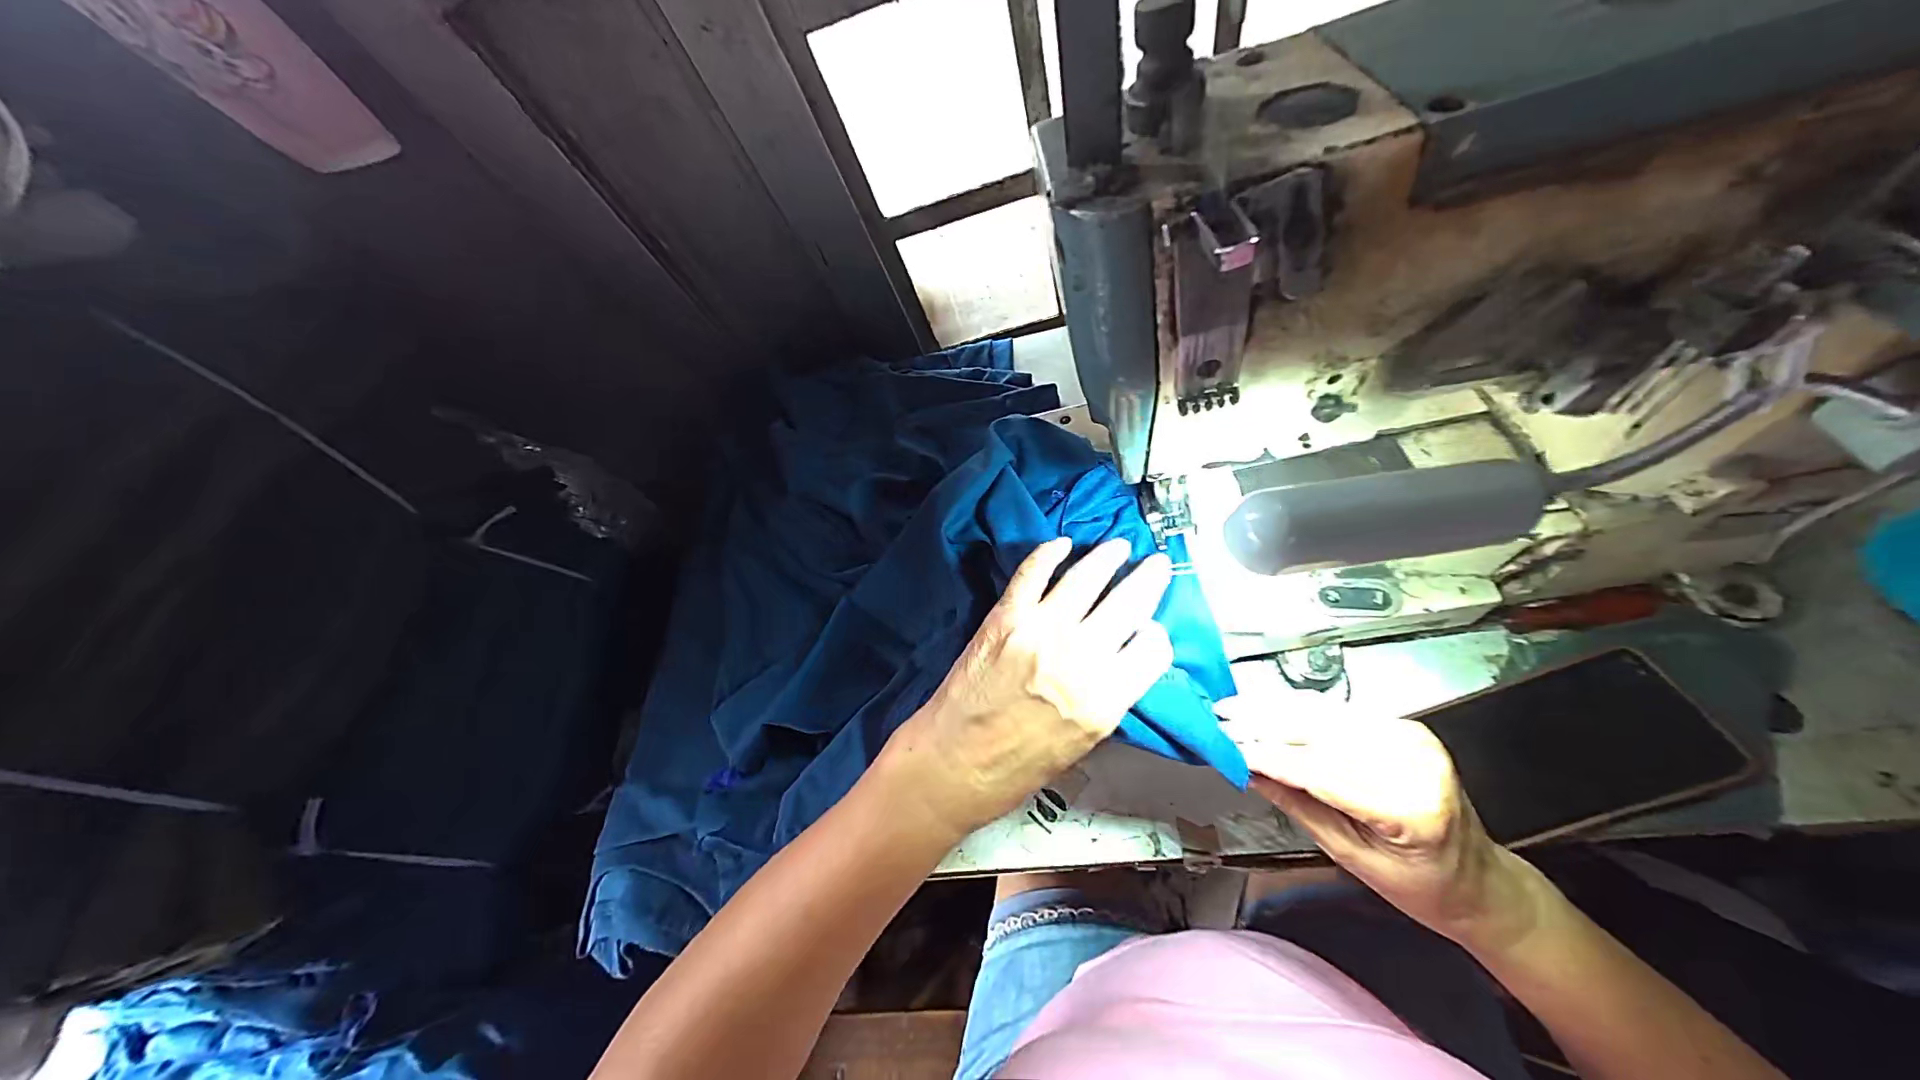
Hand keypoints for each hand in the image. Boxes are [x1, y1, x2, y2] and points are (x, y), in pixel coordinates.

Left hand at [876, 537, 1174, 841]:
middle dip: (1149, 579)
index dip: (1156, 635)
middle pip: (1128, 604)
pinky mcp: (1005, 617)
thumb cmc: (1015, 768)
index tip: (1151, 628)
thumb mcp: (1081, 744)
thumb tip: (1121, 660)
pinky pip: (1033, 572)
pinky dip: (1050, 553)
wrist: (952, 764)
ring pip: (1086, 578)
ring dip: (1107, 557)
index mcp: (1104, 701)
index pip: (1152, 649)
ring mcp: (1039, 631)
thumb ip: (1106, 698)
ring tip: (1119, 547)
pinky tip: (1063, 545)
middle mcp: (1079, 659)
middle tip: (1157, 565)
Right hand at [1220, 700, 1546, 950]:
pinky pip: (1340, 712)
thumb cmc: (1420, 884)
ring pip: (1326, 714)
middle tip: (1222, 721)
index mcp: (1410, 807)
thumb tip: (1250, 770)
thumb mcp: (1351, 856)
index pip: (1321, 771)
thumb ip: (1298, 805)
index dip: (1268, 756)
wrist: (1477, 878)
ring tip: (1235, 710)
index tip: (1229, 748)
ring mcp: (1412, 738)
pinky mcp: (1404, 725)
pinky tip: (1270, 708)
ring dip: (1275, 710)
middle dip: (1265, 725)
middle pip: (1321, 733)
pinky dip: (1300, 710)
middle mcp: (1416, 762)